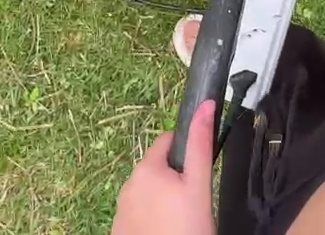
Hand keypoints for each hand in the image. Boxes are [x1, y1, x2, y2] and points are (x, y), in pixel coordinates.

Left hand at [111, 101, 215, 234]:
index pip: (167, 140)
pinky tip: (165, 232)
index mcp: (146, 168)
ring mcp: (120, 211)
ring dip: (162, 198)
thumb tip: (206, 103)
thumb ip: (200, 143)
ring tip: (180, 221)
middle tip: (192, 201)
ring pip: (147, 192)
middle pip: (157, 167)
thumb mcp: (199, 185)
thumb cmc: (187, 227)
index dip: (185, 152)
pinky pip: (138, 215)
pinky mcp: (118, 232)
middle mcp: (127, 185)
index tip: (196, 174)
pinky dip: (150, 219)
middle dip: (174, 178)